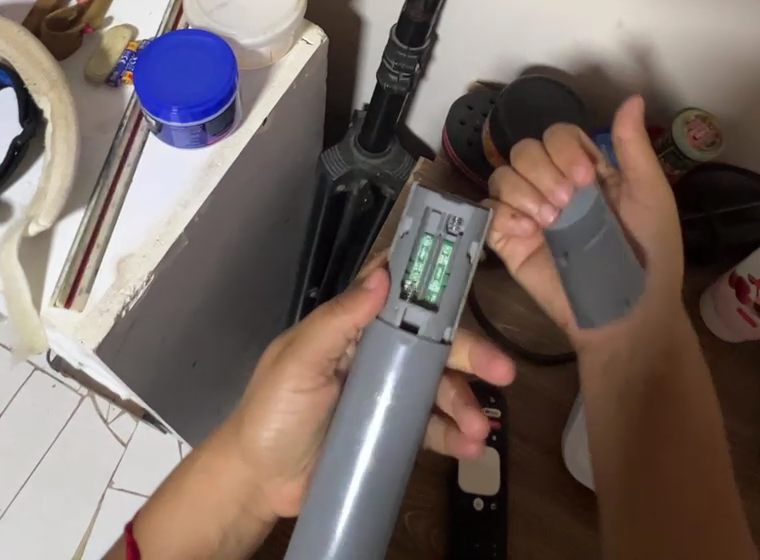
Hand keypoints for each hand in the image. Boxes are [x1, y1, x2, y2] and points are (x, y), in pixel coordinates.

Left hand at [209, 266, 515, 518]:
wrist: (257, 484)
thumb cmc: (272, 411)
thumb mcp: (299, 359)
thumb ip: (338, 319)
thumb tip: (383, 275)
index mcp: (351, 325)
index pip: (396, 292)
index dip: (431, 281)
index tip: (470, 277)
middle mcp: (375, 352)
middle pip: (430, 341)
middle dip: (468, 352)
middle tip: (502, 370)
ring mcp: (385, 392)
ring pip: (437, 385)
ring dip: (465, 401)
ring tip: (481, 429)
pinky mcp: (390, 430)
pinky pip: (429, 426)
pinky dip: (454, 434)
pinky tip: (470, 447)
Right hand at [485, 94, 685, 345]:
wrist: (629, 315)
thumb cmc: (649, 256)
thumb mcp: (651, 196)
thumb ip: (633, 147)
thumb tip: (632, 98)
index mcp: (584, 169)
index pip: (557, 134)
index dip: (565, 149)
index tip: (587, 179)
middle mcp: (552, 184)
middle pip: (524, 149)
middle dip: (544, 171)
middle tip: (568, 204)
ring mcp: (528, 212)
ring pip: (503, 173)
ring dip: (526, 191)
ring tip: (550, 222)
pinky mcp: (508, 240)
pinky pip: (489, 209)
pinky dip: (504, 212)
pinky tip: (528, 231)